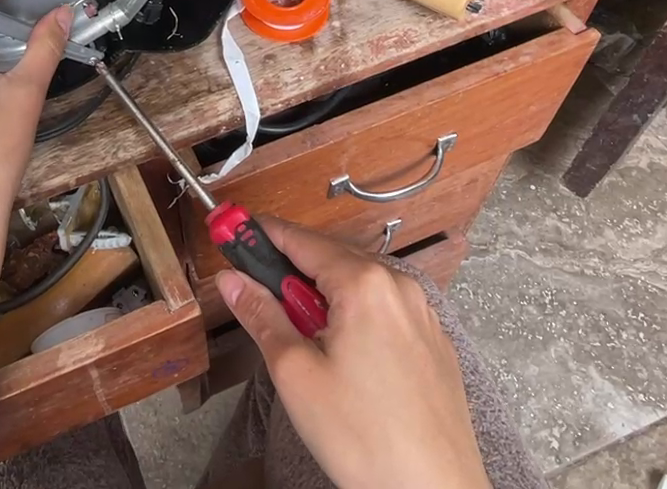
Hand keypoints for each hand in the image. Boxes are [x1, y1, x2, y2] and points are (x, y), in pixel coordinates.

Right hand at [217, 220, 490, 488]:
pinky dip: (354, 314)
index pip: (299, 240)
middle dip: (290, 270)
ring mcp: (423, 313)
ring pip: (358, 283)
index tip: (232, 230)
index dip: (260, 235)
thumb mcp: (295, 372)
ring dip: (323, 295)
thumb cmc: (365, 438)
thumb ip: (261, 314)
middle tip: (256, 292)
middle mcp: (399, 286)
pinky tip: (342, 354)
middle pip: (330, 258)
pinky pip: (384, 308)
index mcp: (364, 284)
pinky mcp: (435, 342)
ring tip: (302, 337)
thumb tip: (231, 279)